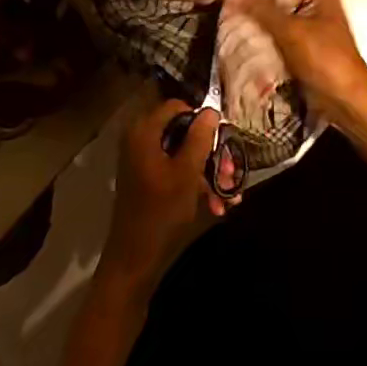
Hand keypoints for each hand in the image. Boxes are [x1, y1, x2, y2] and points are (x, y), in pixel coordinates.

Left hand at [103, 100, 228, 285]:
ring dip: (208, 172)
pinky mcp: (148, 180)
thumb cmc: (161, 212)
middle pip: (183, 132)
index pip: (177, 107)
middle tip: (231, 172)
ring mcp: (143, 161)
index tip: (223, 137)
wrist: (135, 259)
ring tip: (228, 196)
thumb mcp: (187, 172)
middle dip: (211, 152)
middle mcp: (140, 140)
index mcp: (144, 131)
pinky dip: (196, 184)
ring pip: (183, 154)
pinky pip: (176, 171)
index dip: (202, 119)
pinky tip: (216, 205)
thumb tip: (211, 110)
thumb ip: (200, 137)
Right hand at [232, 0, 366, 114]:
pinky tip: (235, 29)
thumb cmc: (324, 58)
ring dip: (253, 12)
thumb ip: (261, 9)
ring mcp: (304, 25)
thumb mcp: (292, 30)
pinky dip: (258, 31)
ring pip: (273, 12)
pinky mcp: (297, 46)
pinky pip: (274, 32)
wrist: (344, 100)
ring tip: (222, 6)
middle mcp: (311, 4)